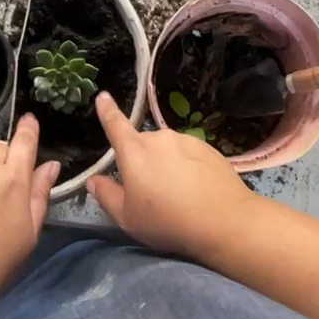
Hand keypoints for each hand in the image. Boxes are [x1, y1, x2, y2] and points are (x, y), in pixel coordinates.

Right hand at [86, 92, 260, 258]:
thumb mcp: (128, 217)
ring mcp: (186, 140)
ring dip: (167, 166)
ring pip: (168, 151)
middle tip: (152, 194)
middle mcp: (159, 138)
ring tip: (178, 197)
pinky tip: (197, 191)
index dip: (107, 111)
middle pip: (143, 146)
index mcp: (134, 151)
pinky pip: (189, 155)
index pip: (115, 125)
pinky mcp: (208, 148)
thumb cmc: (168, 221)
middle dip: (144, 164)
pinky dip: (188, 168)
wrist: (225, 221)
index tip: (103, 96)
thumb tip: (94, 180)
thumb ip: (107, 196)